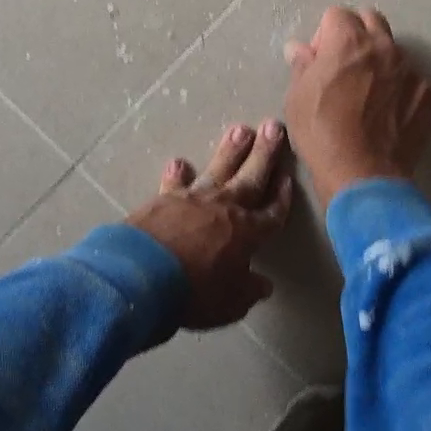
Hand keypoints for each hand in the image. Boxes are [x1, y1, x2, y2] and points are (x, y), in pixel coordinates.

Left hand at [126, 119, 294, 335]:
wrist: (143, 275)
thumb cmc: (195, 293)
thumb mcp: (230, 303)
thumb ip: (248, 291)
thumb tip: (264, 285)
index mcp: (248, 233)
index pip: (273, 213)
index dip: (282, 198)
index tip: (288, 179)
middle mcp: (225, 208)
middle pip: (251, 177)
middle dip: (265, 154)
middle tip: (274, 126)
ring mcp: (193, 199)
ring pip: (217, 169)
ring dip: (230, 150)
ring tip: (240, 130)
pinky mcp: (164, 199)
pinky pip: (176, 182)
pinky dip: (178, 173)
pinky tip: (178, 163)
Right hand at [282, 7, 430, 204]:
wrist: (363, 175)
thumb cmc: (321, 134)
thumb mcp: (297, 98)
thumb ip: (302, 65)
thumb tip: (300, 48)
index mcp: (349, 41)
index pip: (336, 15)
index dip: (324, 36)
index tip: (318, 62)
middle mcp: (385, 47)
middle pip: (371, 20)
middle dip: (356, 35)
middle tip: (343, 67)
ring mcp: (410, 70)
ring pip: (393, 50)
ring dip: (378, 60)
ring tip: (366, 94)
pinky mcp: (426, 95)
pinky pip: (410, 79)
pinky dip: (397, 87)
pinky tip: (384, 114)